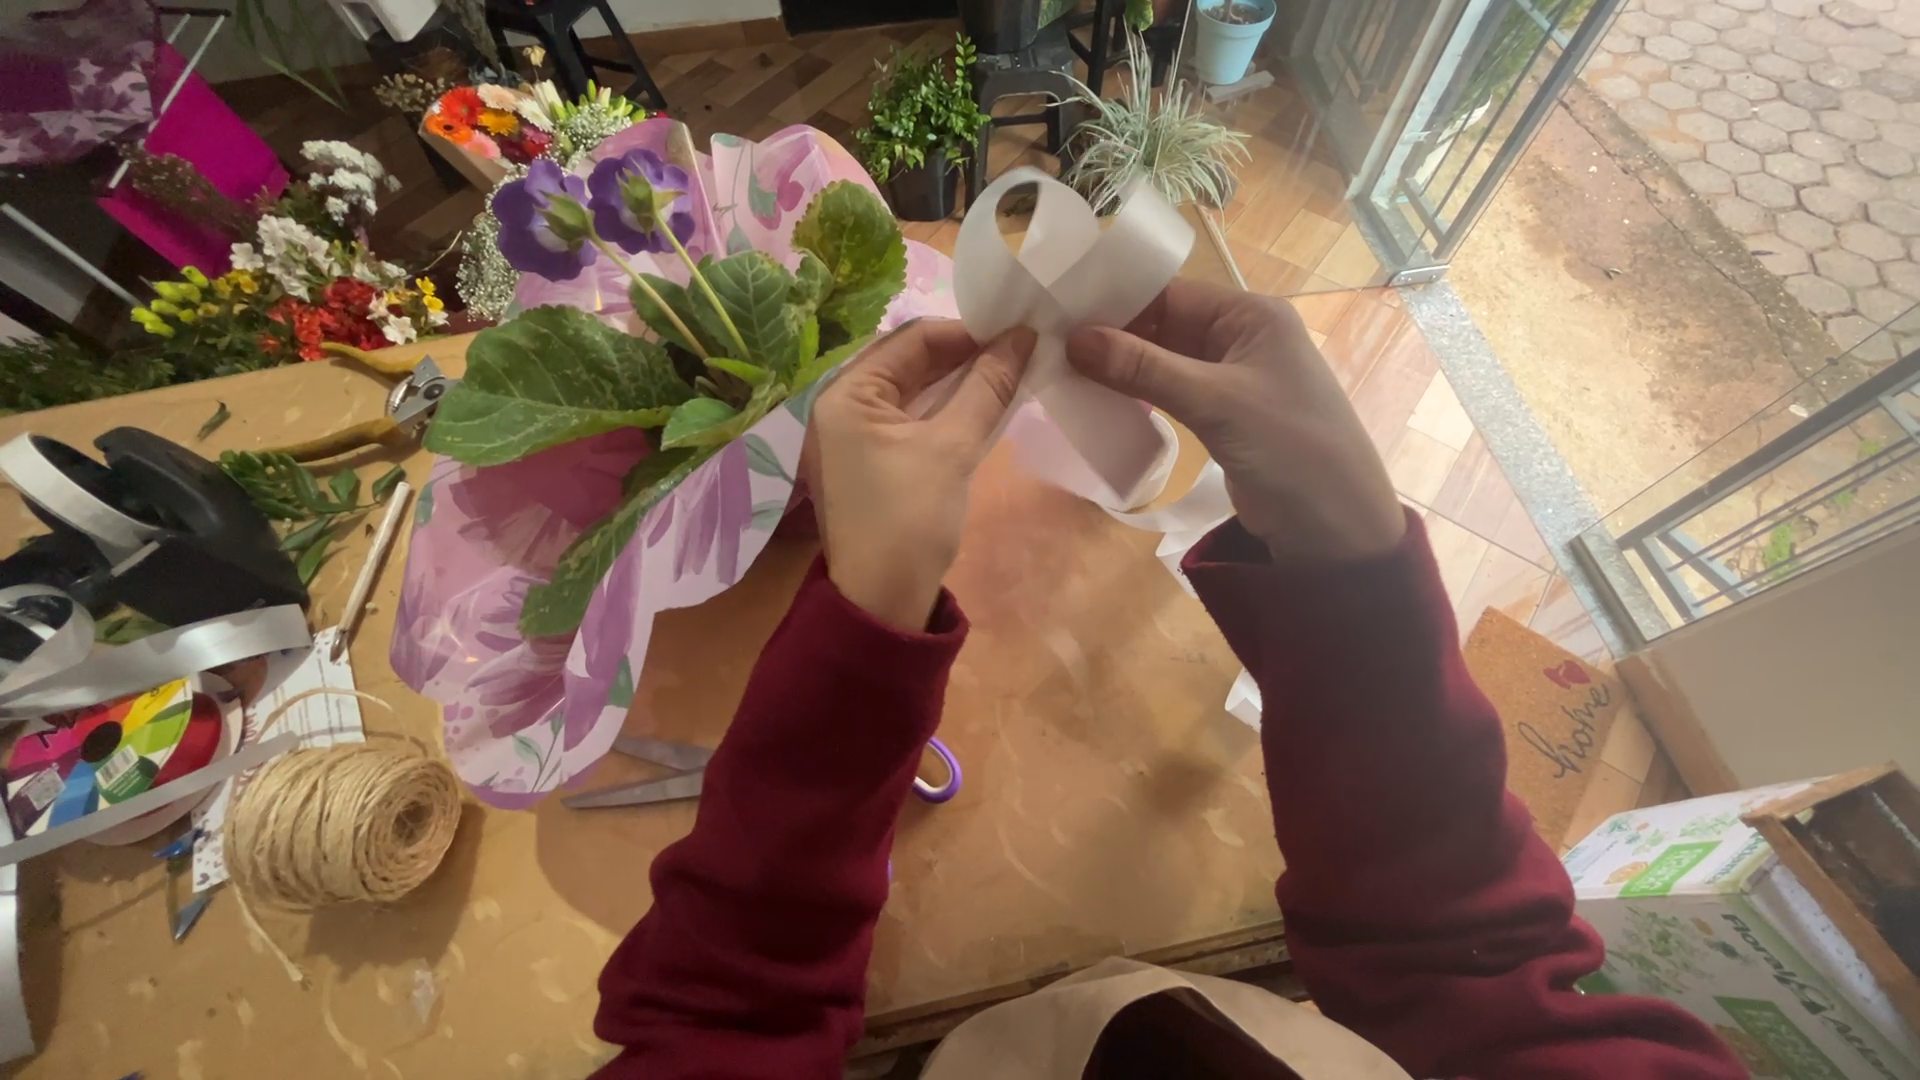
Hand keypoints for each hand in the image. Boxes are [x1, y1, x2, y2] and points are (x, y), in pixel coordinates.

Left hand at [803, 320, 1036, 629]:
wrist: (883, 602)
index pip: (911, 339)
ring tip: (1010, 374)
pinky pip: (912, 421)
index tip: (1017, 333)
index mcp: (846, 394)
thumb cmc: (910, 520)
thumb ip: (987, 388)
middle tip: (1019, 351)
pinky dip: (946, 412)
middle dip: (964, 356)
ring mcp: (855, 436)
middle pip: (909, 362)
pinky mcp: (872, 462)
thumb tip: (1024, 337)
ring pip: (913, 392)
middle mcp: (842, 406)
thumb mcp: (952, 449)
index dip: (966, 332)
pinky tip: (983, 406)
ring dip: (958, 383)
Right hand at [1066, 279, 1405, 561]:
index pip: (1170, 294)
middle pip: (1163, 326)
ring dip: (1122, 369)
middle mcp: (1239, 338)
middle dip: (1113, 338)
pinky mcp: (1221, 415)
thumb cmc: (1288, 447)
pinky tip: (1101, 402)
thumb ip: (1144, 369)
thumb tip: (1074, 340)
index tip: (1061, 316)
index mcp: (1250, 315)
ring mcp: (1229, 379)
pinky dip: (1139, 396)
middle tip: (1052, 348)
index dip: (1116, 303)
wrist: (1334, 525)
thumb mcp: (1214, 402)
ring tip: (1066, 374)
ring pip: (1163, 362)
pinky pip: (1170, 394)